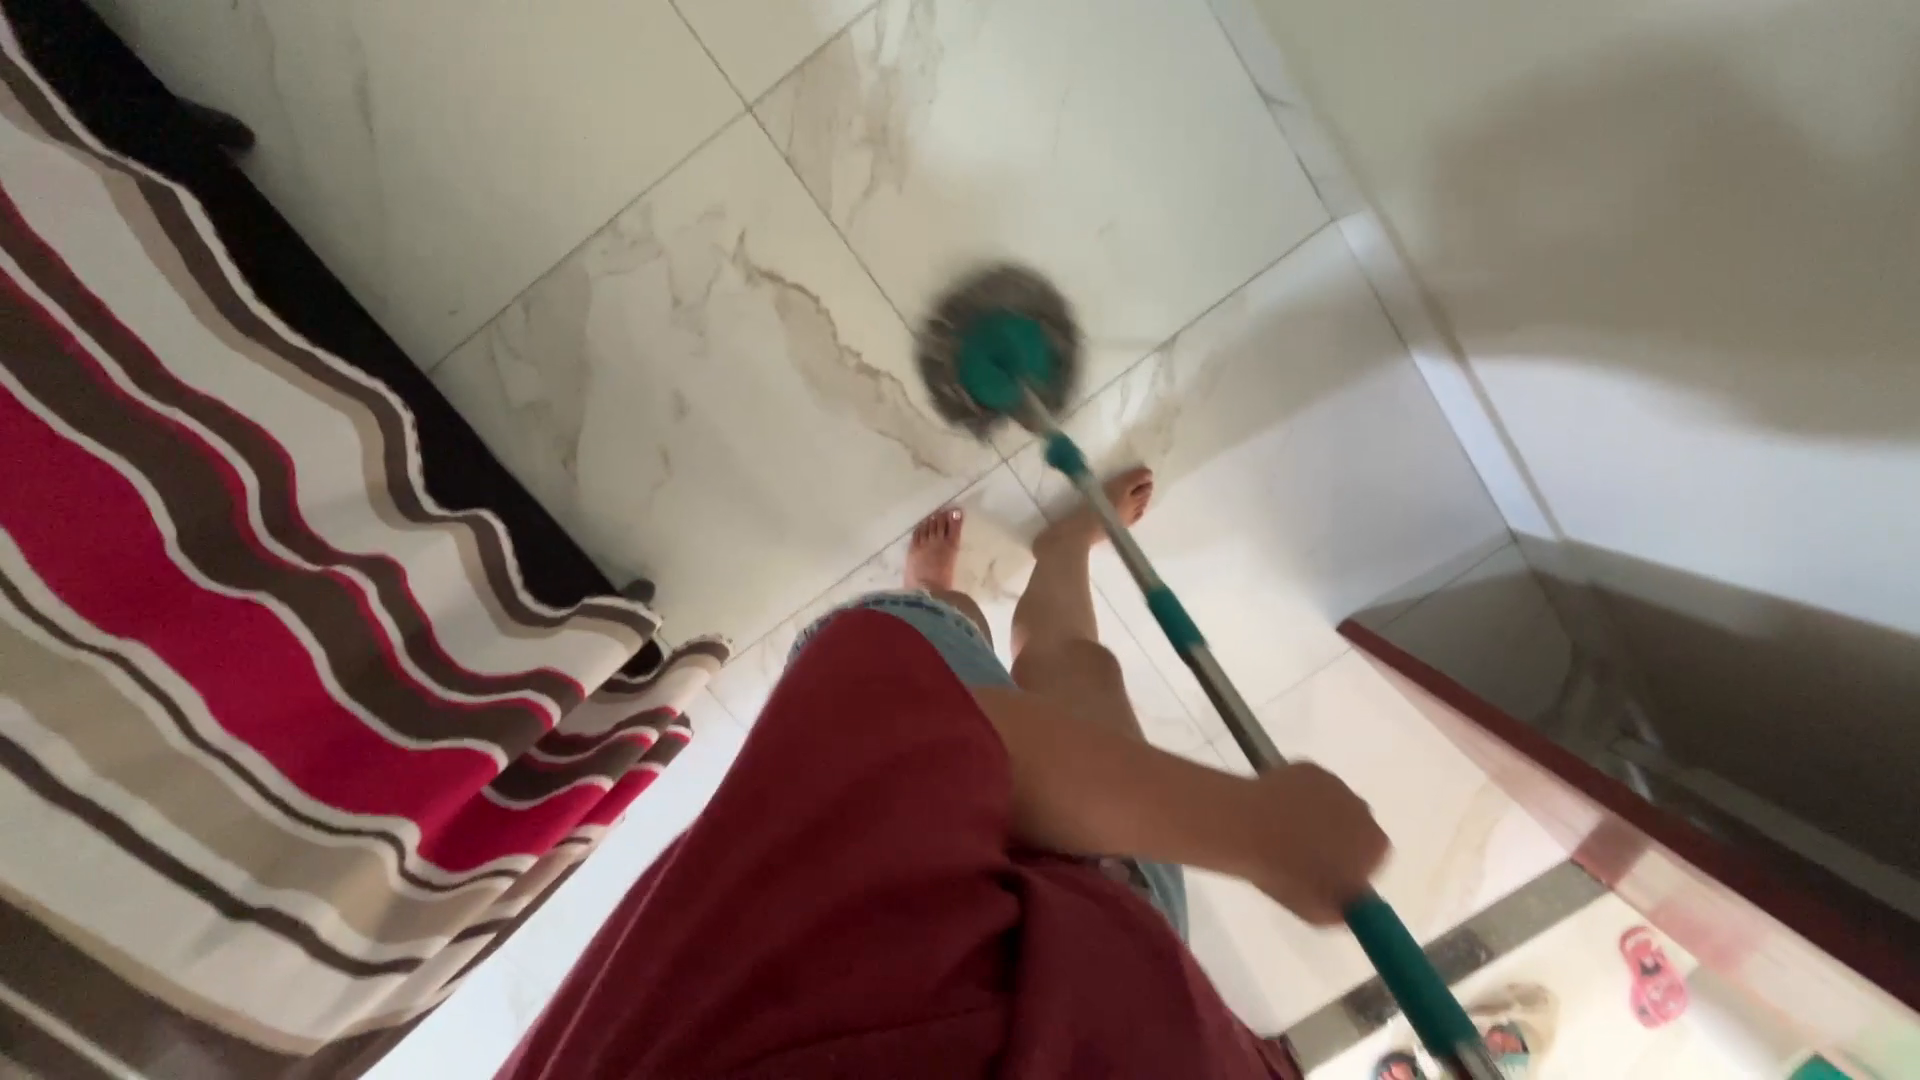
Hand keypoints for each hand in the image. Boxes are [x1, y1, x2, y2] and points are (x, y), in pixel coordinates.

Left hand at [1238, 763, 1388, 925]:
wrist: (1245, 826)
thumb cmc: (1286, 874)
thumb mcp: (1322, 913)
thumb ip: (1345, 906)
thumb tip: (1348, 900)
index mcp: (1375, 846)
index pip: (1372, 858)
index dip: (1350, 867)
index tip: (1327, 874)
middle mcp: (1362, 809)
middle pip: (1354, 827)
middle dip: (1335, 838)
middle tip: (1303, 853)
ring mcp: (1334, 783)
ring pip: (1331, 804)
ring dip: (1316, 814)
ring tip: (1283, 829)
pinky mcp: (1307, 767)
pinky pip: (1309, 785)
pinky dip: (1297, 794)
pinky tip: (1276, 807)